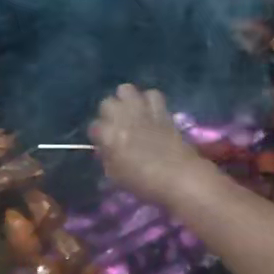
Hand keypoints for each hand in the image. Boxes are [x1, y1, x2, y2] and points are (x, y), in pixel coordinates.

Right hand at [89, 84, 218, 208]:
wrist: (179, 176)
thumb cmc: (144, 183)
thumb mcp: (115, 176)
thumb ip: (107, 159)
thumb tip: (106, 149)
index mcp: (108, 135)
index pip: (94, 127)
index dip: (98, 136)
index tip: (103, 143)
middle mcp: (122, 117)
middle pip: (107, 103)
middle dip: (108, 112)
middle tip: (116, 125)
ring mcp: (142, 110)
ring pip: (126, 90)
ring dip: (126, 100)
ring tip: (131, 112)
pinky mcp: (161, 110)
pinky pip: (152, 94)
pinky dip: (149, 101)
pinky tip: (150, 112)